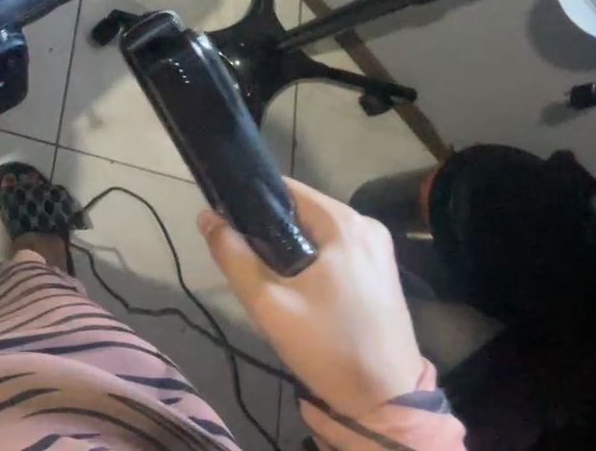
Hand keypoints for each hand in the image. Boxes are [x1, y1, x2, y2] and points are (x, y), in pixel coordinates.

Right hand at [198, 177, 423, 416]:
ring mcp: (379, 248)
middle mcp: (365, 225)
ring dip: (289, 247)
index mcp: (343, 223)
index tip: (231, 231)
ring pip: (314, 230)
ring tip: (274, 281)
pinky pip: (333, 248)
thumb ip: (232, 254)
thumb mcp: (267, 303)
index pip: (282, 189)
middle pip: (298, 210)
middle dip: (269, 231)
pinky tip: (301, 290)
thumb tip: (206, 216)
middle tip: (253, 266)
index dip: (249, 203)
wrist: (389, 405)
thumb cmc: (328, 347)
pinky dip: (311, 260)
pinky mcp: (382, 270)